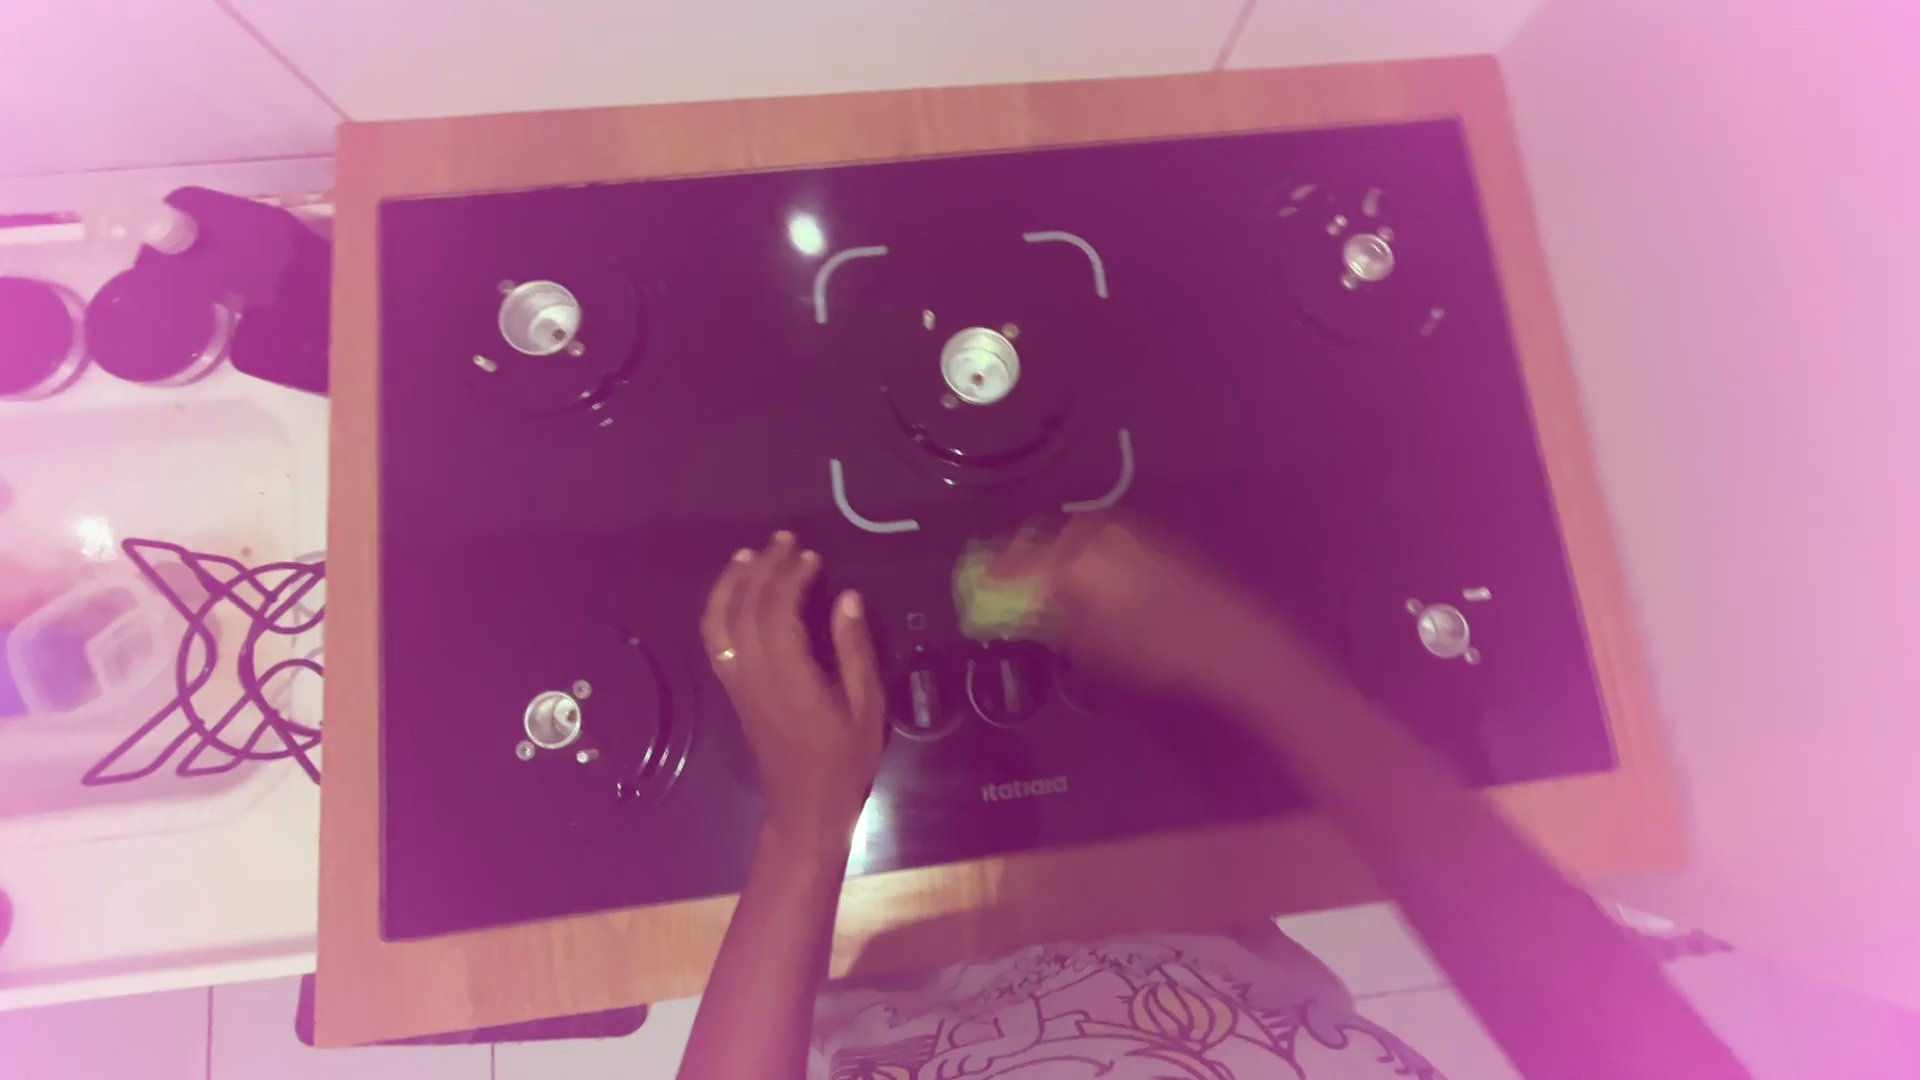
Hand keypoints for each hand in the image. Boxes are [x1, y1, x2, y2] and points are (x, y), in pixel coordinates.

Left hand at [700, 531, 884, 852]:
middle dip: (763, 568)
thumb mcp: (866, 705)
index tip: (813, 558)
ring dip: (732, 583)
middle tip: (785, 541)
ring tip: (750, 555)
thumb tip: (846, 598)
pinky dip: (719, 610)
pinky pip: (716, 643)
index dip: (791, 578)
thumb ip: (854, 649)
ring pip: (720, 623)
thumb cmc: (845, 759)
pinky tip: (734, 593)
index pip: (778, 613)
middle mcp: (756, 676)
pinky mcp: (734, 691)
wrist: (805, 807)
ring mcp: (739, 684)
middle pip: (745, 608)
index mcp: (790, 678)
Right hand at [993, 516, 1315, 703]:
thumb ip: (1050, 621)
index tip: (975, 583)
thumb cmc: (1156, 653)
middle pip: (1041, 535)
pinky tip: (1090, 570)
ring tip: (1050, 576)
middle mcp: (1096, 534)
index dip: (990, 573)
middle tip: (1009, 578)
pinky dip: (1084, 546)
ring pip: (1072, 530)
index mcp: (1073, 563)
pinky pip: (1101, 532)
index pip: (1014, 561)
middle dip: (1020, 555)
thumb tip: (1026, 610)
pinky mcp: (1151, 533)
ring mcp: (1126, 530)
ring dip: (1054, 548)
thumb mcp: (1089, 648)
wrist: (1231, 639)